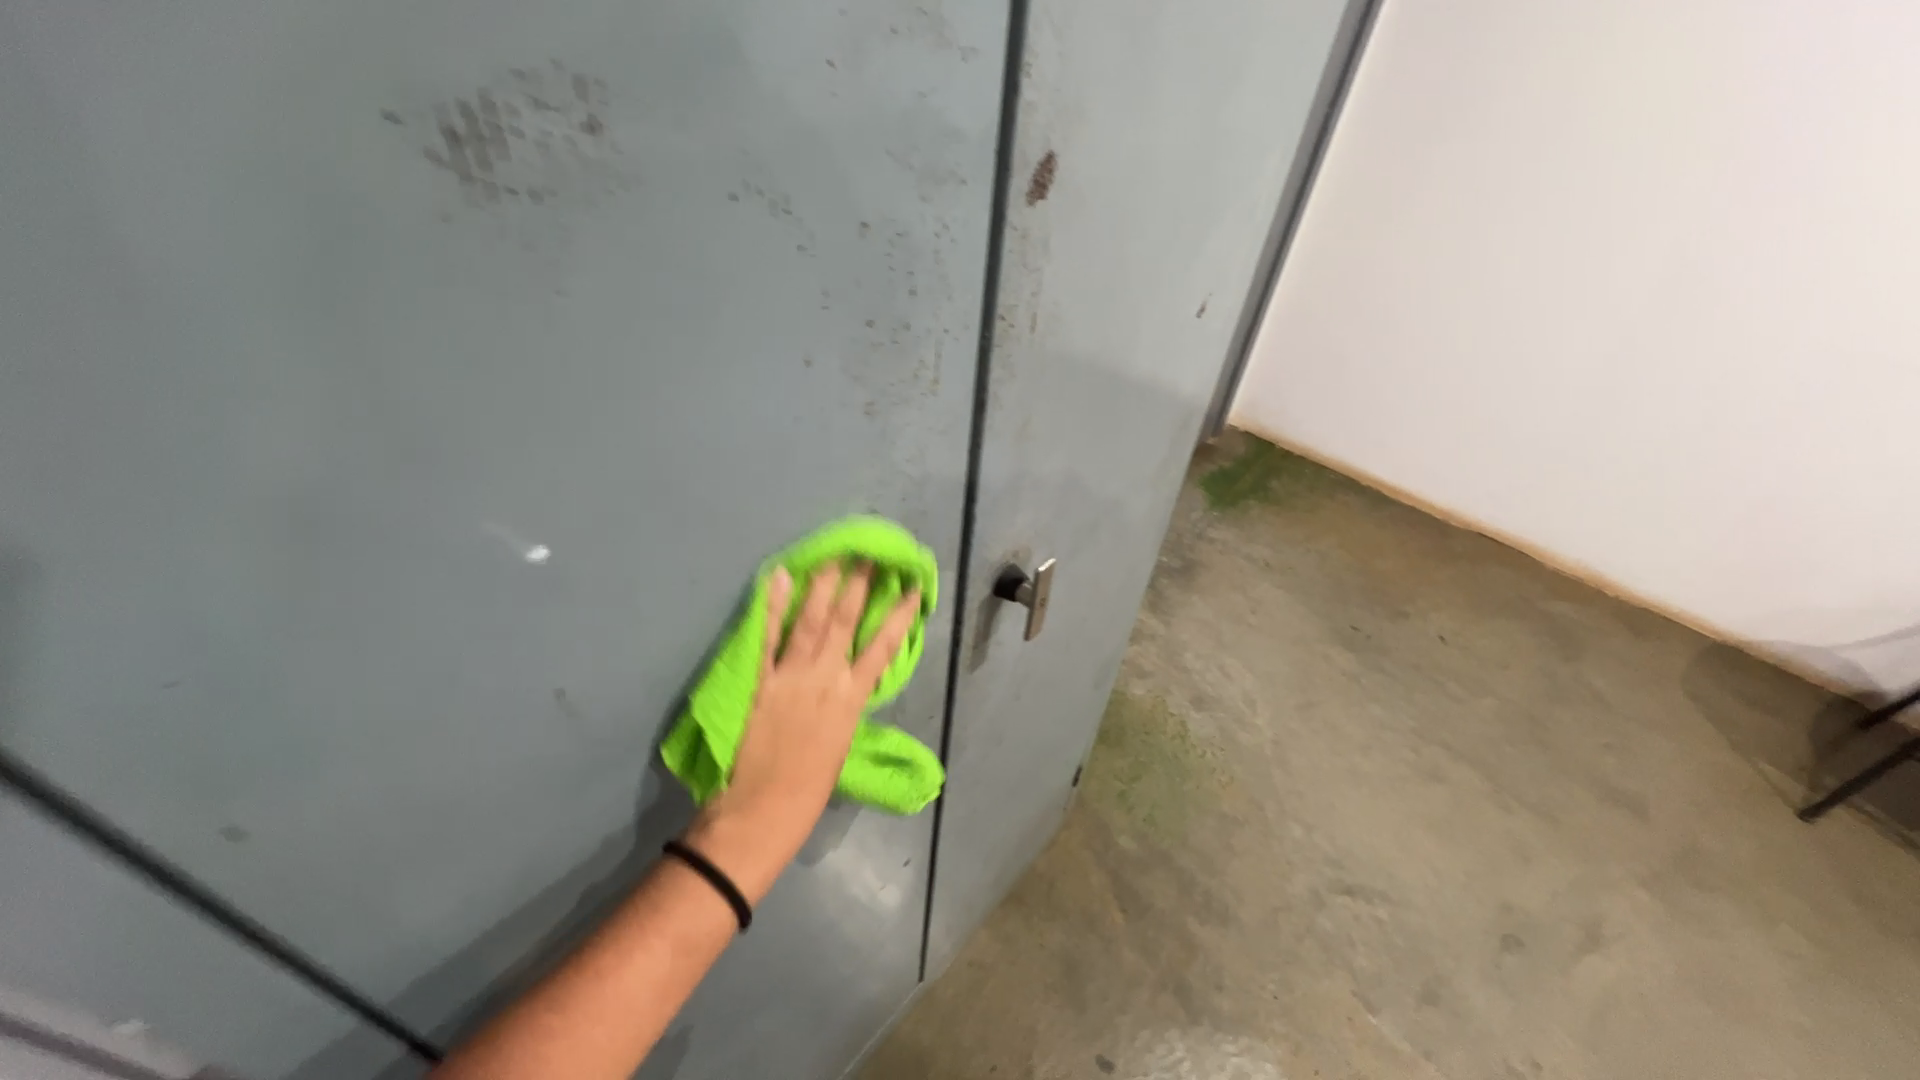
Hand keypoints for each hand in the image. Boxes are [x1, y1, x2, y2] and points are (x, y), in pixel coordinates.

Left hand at [685, 562, 919, 899]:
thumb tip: (848, 682)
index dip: (899, 615)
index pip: (882, 648)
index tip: (912, 588)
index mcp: (851, 701)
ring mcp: (790, 676)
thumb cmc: (808, 791)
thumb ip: (844, 708)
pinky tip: (779, 577)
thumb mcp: (840, 746)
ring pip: (812, 622)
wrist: (762, 812)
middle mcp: (825, 680)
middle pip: (846, 623)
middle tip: (868, 554)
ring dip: (824, 586)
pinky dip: (772, 606)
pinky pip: (767, 637)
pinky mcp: (758, 681)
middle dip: (860, 586)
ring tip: (835, 556)